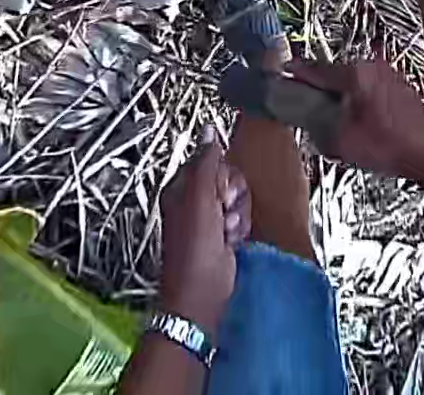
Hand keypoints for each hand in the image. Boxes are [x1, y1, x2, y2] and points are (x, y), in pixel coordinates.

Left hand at [156, 126, 248, 334]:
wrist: (201, 295)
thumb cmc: (196, 247)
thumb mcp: (201, 197)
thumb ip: (206, 161)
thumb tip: (209, 129)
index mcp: (182, 185)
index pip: (211, 159)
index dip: (221, 174)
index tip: (219, 192)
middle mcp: (193, 198)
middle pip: (228, 175)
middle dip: (233, 193)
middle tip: (224, 211)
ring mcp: (209, 216)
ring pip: (237, 195)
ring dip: (238, 211)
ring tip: (227, 229)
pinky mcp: (223, 231)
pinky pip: (241, 214)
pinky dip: (240, 225)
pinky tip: (232, 239)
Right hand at [286, 59, 423, 186]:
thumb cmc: (397, 146)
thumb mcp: (343, 142)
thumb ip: (318, 127)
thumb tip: (307, 121)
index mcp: (355, 73)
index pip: (315, 70)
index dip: (296, 74)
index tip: (283, 73)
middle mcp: (372, 67)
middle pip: (334, 76)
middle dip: (321, 92)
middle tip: (309, 111)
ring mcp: (388, 75)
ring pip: (353, 84)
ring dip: (342, 99)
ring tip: (340, 127)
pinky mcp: (401, 87)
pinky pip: (369, 91)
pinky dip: (360, 103)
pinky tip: (363, 127)